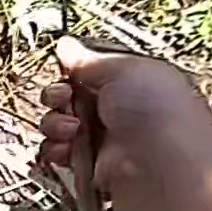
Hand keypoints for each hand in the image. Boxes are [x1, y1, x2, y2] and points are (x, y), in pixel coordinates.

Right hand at [36, 38, 211, 210]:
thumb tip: (64, 45)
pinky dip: (54, 150)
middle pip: (64, 98)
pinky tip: (65, 150)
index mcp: (126, 80)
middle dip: (56, 98)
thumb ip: (90, 60)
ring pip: (56, 125)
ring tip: (71, 131)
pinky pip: (56, 154)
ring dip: (54, 125)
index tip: (65, 76)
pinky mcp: (86, 165)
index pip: (84, 72)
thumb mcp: (125, 69)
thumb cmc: (153, 109)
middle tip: (63, 102)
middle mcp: (111, 109)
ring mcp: (97, 138)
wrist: (157, 163)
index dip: (68, 73)